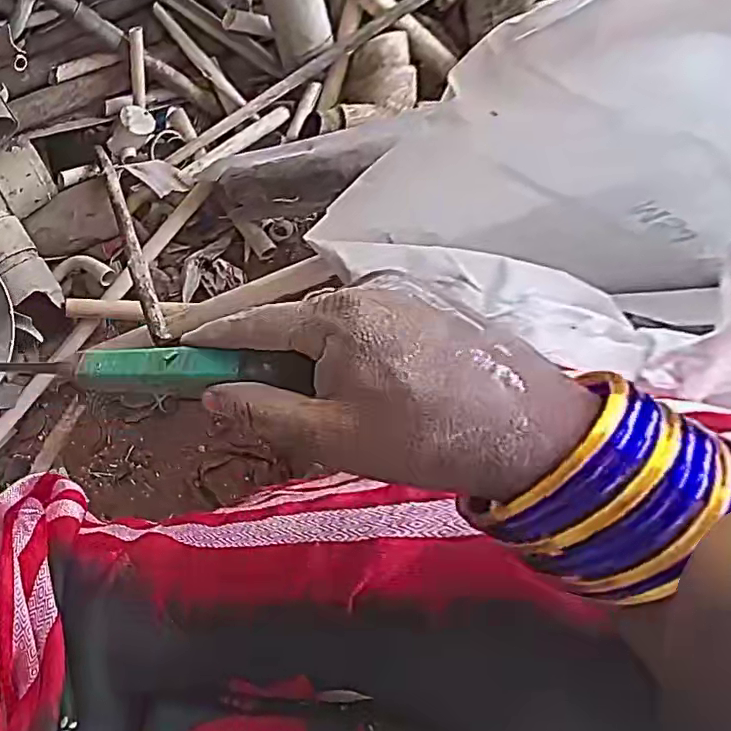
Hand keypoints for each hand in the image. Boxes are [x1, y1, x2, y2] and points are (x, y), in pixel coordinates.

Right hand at [181, 281, 602, 500]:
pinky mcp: (431, 304)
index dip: (210, 337)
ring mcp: (403, 292)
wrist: (551, 440)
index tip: (179, 346)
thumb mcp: (329, 435)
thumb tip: (211, 394)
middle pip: (288, 321)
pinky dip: (340, 349)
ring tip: (316, 398)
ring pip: (326, 323)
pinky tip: (357, 384)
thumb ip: (259, 409)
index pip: (251, 323)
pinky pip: (362, 322)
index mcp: (336, 316)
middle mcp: (366, 290)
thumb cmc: (428, 438)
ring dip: (305, 355)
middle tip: (252, 392)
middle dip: (262, 354)